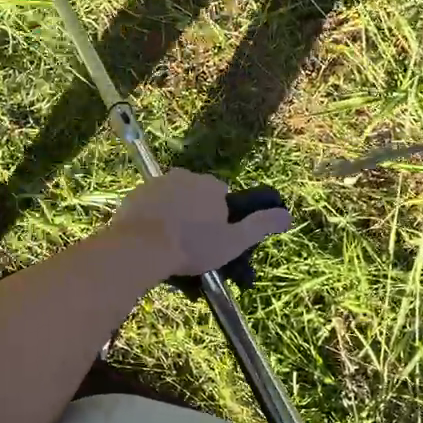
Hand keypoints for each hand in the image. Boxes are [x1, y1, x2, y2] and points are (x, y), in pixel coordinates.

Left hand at [109, 168, 291, 278]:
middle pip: (195, 195)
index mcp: (210, 185)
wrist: (141, 247)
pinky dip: (153, 219)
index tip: (213, 239)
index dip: (219, 218)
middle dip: (195, 215)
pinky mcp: (135, 195)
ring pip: (172, 200)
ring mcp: (156, 183)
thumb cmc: (192, 245)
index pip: (221, 196)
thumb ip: (260, 226)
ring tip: (169, 246)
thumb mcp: (233, 241)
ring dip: (173, 216)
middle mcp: (183, 176)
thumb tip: (287, 215)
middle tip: (191, 245)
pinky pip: (150, 206)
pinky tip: (151, 240)